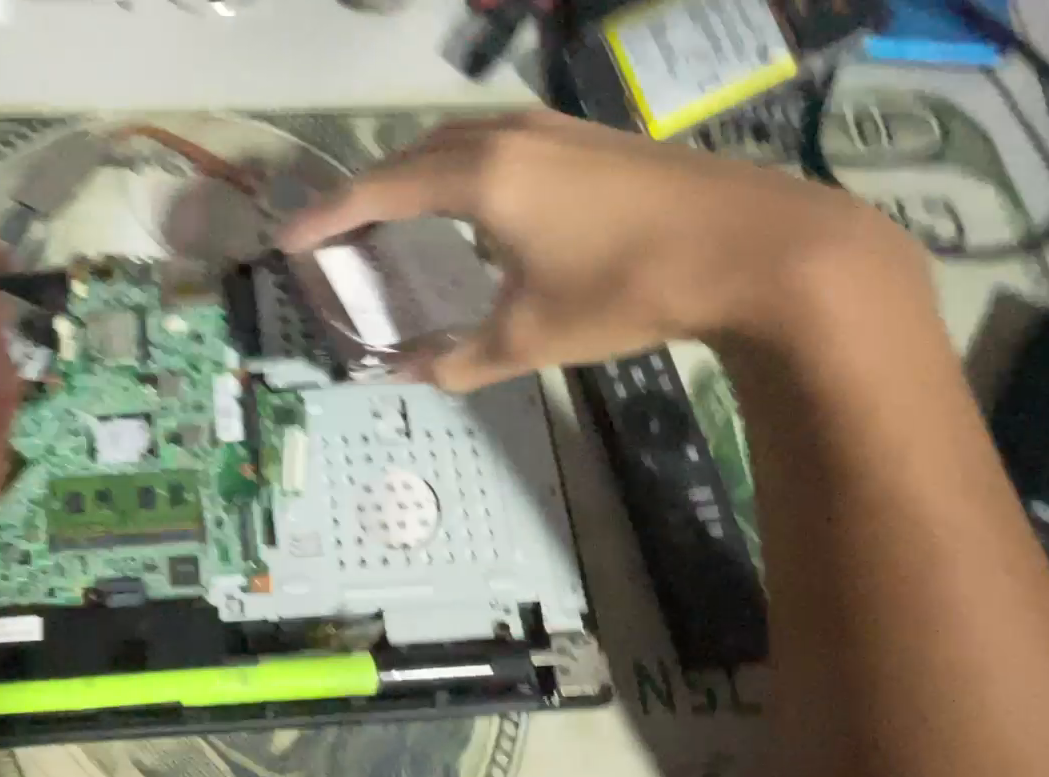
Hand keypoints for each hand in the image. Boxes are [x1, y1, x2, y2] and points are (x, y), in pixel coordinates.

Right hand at [279, 111, 926, 390]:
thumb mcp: (527, 339)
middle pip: (407, 157)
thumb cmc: (629, 290)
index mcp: (480, 178)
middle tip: (331, 233)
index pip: (377, 193)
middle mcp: (505, 138)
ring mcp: (549, 129)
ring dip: (408, 176)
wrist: (762, 249)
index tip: (286, 241)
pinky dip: (452, 170)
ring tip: (383, 218)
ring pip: (450, 142)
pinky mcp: (582, 137)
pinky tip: (462, 206)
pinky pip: (489, 143)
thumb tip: (404, 375)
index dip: (325, 218)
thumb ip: (454, 360)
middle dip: (361, 193)